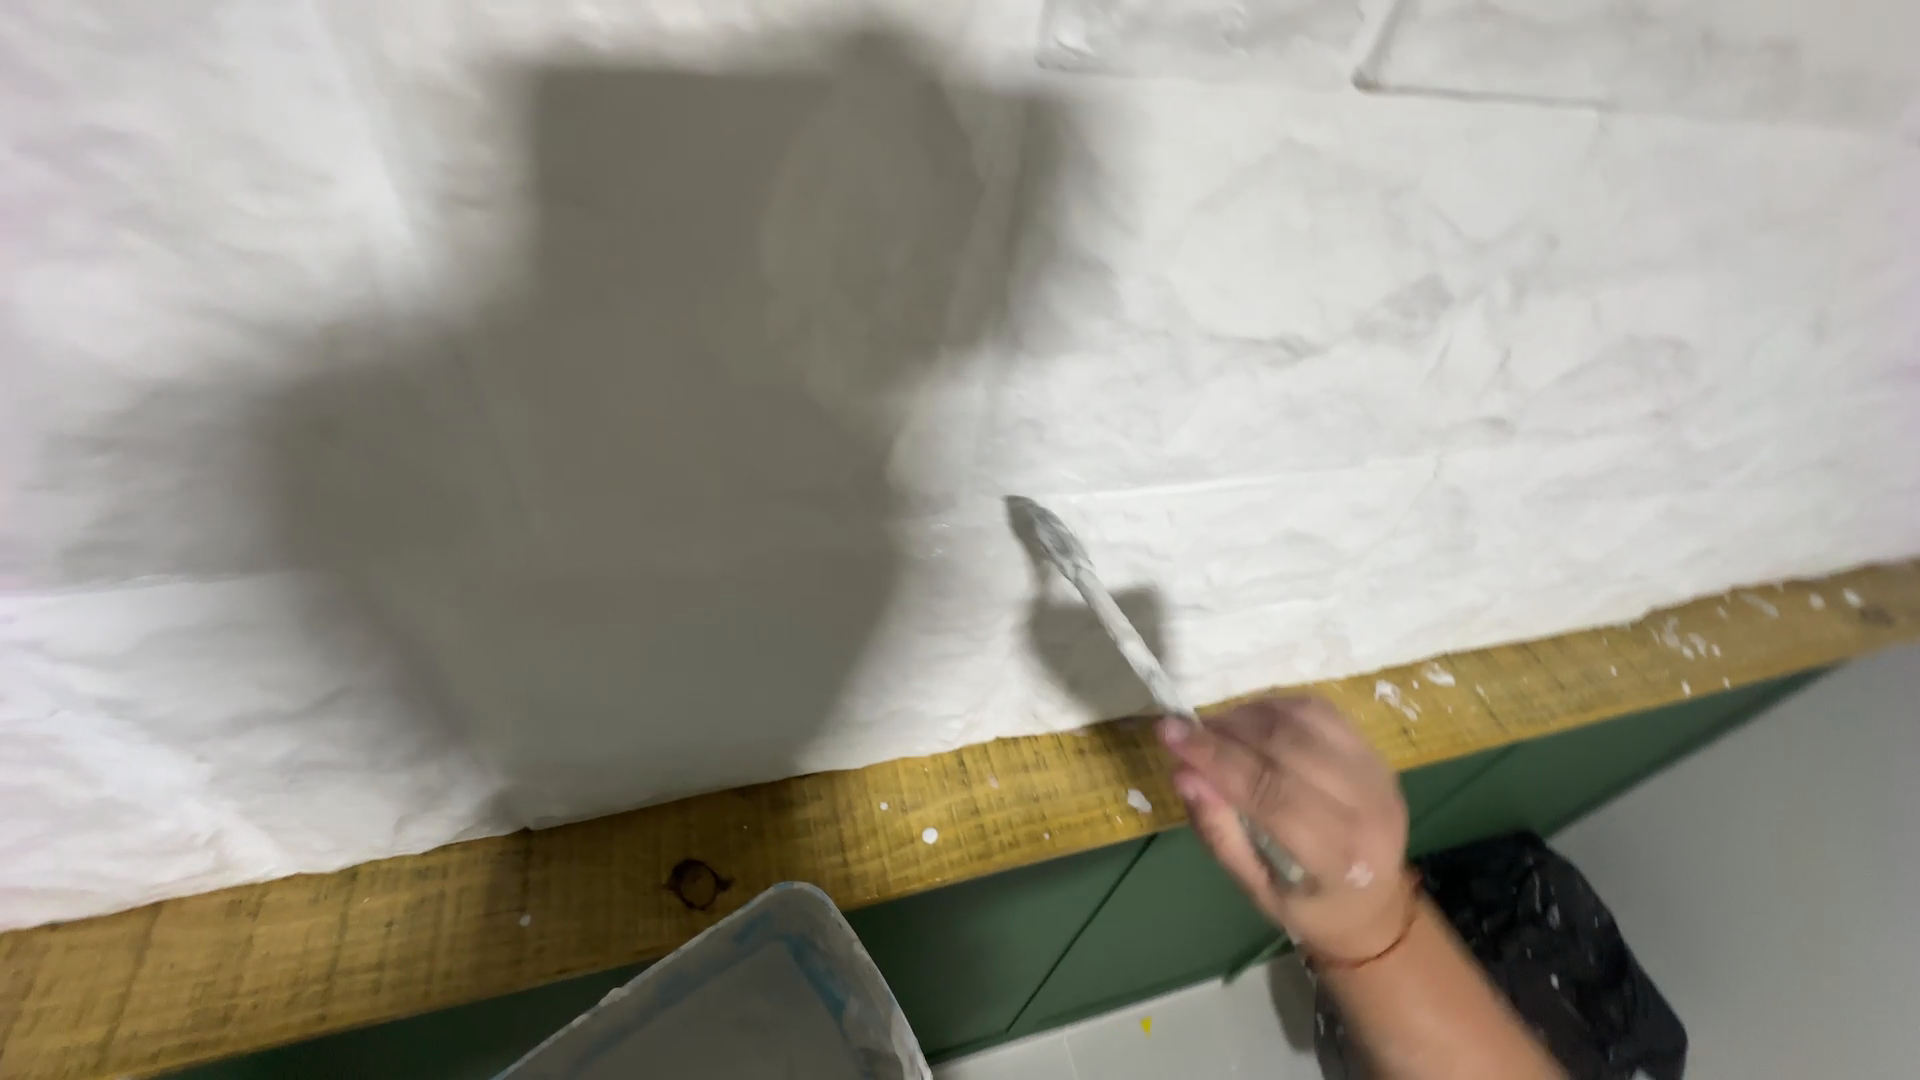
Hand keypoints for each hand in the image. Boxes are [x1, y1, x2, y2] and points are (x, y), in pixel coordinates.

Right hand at [1159, 697, 1412, 960]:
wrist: (1376, 905)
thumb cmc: (1308, 904)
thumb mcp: (1255, 888)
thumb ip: (1219, 831)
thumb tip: (1183, 774)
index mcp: (1339, 856)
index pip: (1270, 791)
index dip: (1216, 758)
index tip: (1168, 734)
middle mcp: (1367, 806)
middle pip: (1285, 747)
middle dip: (1224, 730)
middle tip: (1182, 730)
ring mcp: (1376, 771)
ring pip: (1301, 719)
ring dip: (1246, 715)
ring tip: (1213, 729)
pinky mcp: (1373, 749)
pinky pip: (1317, 710)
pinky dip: (1274, 707)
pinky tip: (1248, 720)